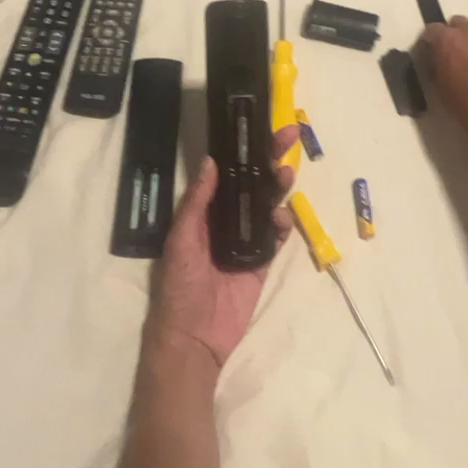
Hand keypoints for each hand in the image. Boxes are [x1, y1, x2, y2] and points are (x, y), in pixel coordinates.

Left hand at [144, 122, 299, 369]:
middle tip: (288, 137)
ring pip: (267, 206)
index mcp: (204, 212)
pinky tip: (282, 217)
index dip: (244, 151)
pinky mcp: (260, 264)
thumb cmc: (179, 286)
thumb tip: (210, 161)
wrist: (193, 340)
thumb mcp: (181, 239)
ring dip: (277, 188)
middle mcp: (226, 221)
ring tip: (286, 174)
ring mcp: (245, 242)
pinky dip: (282, 225)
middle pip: (252, 184)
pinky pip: (275, 238)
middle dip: (269, 160)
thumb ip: (197, 202)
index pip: (227, 173)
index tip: (259, 128)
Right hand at [421, 16, 467, 155]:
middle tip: (450, 55)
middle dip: (451, 36)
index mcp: (447, 39)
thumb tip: (435, 59)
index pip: (431, 30)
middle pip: (455, 24)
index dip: (429, 43)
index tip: (429, 54)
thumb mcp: (440, 87)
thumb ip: (435, 65)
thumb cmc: (467, 106)